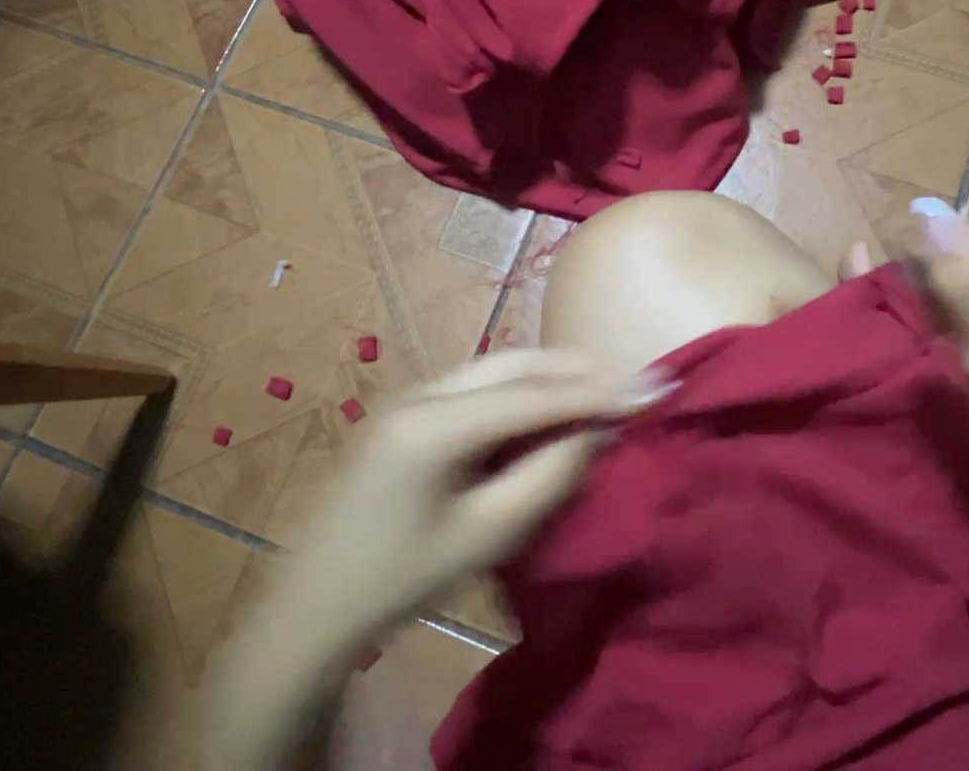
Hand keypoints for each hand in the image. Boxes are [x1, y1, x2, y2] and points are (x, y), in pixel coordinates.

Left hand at [281, 349, 675, 630]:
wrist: (313, 604)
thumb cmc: (402, 579)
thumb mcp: (489, 534)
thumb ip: (550, 474)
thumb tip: (598, 430)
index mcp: (434, 425)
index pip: (535, 395)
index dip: (599, 391)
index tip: (655, 387)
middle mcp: (422, 392)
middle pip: (516, 363)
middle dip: (578, 369)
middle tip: (634, 381)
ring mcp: (411, 396)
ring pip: (498, 366)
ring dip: (553, 374)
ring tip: (604, 388)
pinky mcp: (410, 410)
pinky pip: (480, 384)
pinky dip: (524, 388)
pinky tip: (551, 404)